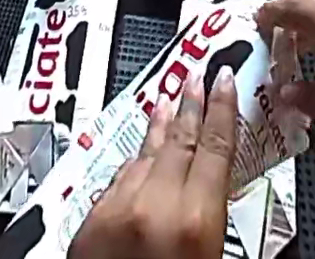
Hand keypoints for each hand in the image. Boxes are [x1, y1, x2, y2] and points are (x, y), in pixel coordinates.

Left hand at [68, 68, 238, 258]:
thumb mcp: (210, 258)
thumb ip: (213, 218)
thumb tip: (218, 186)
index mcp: (195, 219)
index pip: (216, 148)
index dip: (223, 108)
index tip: (224, 79)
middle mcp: (155, 204)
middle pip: (180, 141)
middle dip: (190, 104)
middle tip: (196, 74)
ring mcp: (117, 209)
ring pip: (145, 154)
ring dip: (158, 126)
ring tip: (166, 98)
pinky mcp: (90, 223)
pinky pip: (118, 181)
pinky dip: (133, 164)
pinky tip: (137, 154)